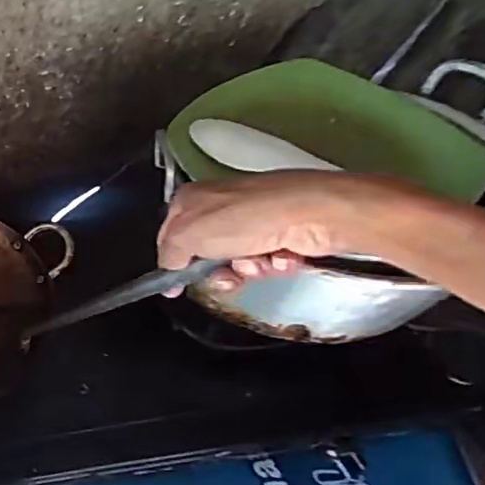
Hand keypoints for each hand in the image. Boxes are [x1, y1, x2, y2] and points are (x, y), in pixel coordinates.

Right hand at [155, 171, 421, 293]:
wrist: (316, 212)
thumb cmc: (248, 218)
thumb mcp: (188, 236)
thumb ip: (168, 255)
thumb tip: (168, 272)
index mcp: (190, 199)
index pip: (168, 237)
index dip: (172, 262)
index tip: (178, 285)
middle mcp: (220, 205)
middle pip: (204, 253)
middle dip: (218, 270)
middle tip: (228, 274)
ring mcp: (253, 217)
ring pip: (237, 260)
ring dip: (248, 269)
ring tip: (263, 261)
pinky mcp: (283, 230)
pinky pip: (267, 258)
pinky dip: (274, 263)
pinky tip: (283, 256)